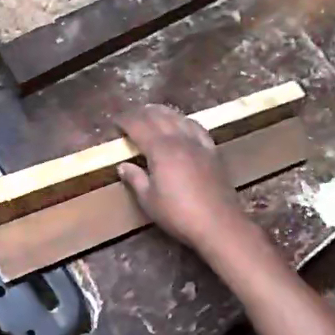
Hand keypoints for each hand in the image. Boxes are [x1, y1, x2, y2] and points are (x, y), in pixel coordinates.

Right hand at [115, 105, 252, 251]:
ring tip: (152, 112)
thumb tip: (123, 165)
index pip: (139, 126)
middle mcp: (179, 139)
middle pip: (158, 116)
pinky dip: (185, 120)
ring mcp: (199, 143)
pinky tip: (183, 123)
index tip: (115, 122)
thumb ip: (136, 179)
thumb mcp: (149, 201)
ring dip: (163, 112)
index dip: (125, 121)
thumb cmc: (179, 214)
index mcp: (160, 150)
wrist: (218, 223)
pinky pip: (197, 127)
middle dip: (141, 113)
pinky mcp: (213, 151)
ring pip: (179, 118)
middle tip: (130, 117)